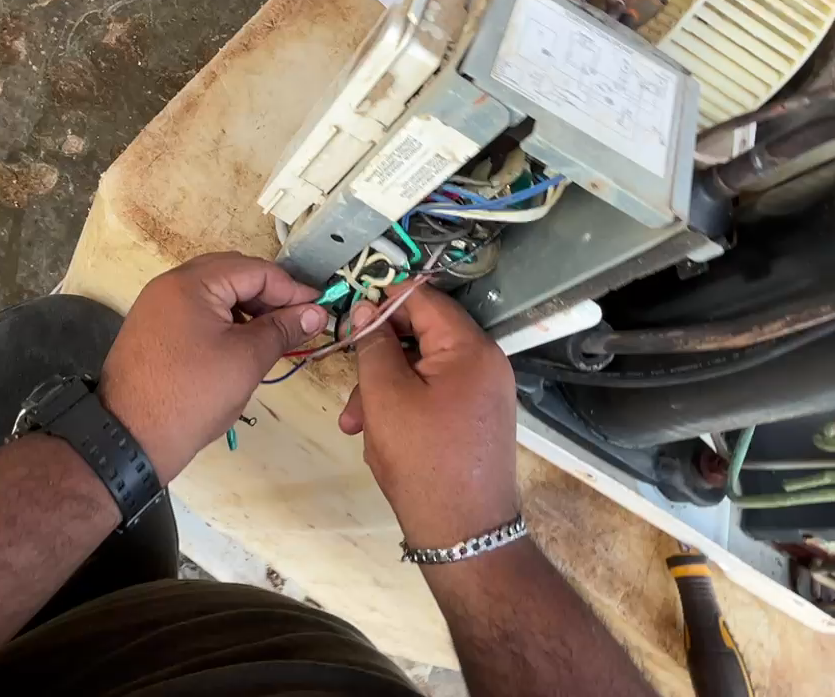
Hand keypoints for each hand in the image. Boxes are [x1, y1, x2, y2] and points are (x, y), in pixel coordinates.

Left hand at [100, 252, 326, 480]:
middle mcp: (171, 284)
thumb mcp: (246, 360)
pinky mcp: (154, 329)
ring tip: (275, 336)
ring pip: (216, 293)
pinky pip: (198, 311)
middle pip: (233, 274)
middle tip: (299, 321)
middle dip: (270, 295)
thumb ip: (283, 329)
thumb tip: (315, 312)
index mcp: (192, 282)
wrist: (127, 440)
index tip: (320, 309)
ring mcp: (158, 306)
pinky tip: (243, 344)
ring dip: (249, 308)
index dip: (291, 288)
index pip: (254, 270)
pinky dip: (226, 321)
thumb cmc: (191, 396)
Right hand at [338, 284, 519, 548]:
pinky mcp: (477, 416)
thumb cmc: (422, 459)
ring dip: (384, 387)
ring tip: (354, 423)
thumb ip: (373, 343)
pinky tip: (379, 433)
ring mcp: (484, 391)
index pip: (424, 299)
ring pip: (422, 368)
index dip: (384, 299)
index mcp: (470, 348)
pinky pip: (435, 392)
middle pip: (421, 335)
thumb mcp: (385, 394)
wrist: (466, 536)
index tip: (350, 313)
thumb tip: (366, 308)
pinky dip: (405, 404)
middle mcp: (486, 362)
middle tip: (348, 380)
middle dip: (379, 356)